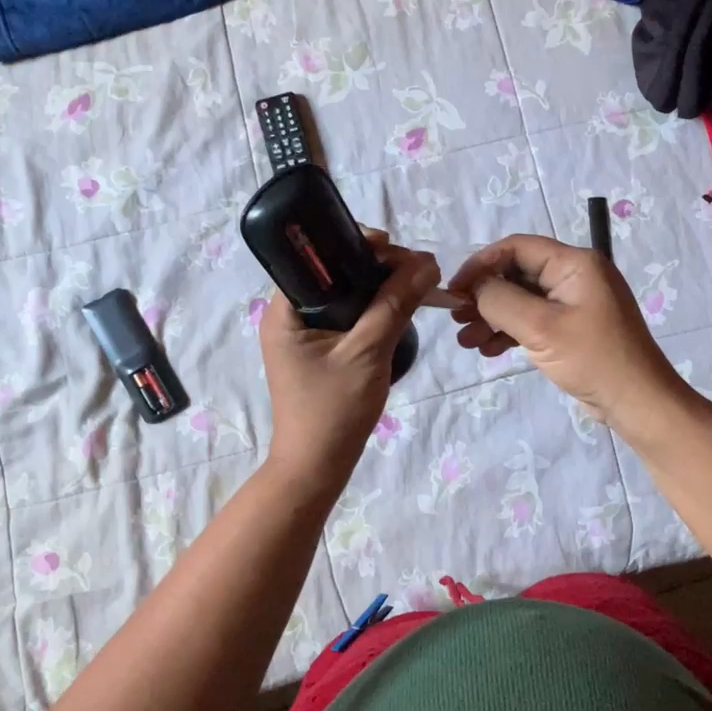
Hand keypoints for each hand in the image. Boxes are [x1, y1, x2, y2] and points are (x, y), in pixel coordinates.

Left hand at [259, 238, 438, 484]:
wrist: (317, 466)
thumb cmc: (334, 409)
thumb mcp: (368, 352)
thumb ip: (395, 304)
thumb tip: (427, 264)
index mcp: (284, 309)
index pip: (317, 255)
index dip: (356, 244)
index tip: (396, 251)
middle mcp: (289, 315)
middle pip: (334, 271)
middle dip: (376, 265)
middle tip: (415, 271)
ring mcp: (304, 334)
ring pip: (345, 293)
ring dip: (379, 287)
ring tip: (414, 285)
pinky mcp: (320, 350)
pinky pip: (348, 315)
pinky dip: (374, 308)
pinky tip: (399, 309)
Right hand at [447, 234, 689, 431]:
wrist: (637, 401)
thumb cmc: (593, 358)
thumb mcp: (541, 327)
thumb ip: (501, 300)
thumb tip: (475, 287)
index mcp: (575, 263)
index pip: (516, 247)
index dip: (480, 264)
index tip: (454, 290)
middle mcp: (575, 275)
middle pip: (517, 273)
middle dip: (484, 296)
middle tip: (456, 318)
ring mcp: (576, 302)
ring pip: (522, 300)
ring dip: (492, 317)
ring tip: (467, 341)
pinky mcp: (574, 328)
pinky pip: (534, 320)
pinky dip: (510, 331)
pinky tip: (488, 349)